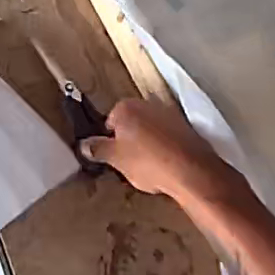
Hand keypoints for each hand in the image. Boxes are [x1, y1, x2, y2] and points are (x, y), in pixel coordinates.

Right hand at [83, 99, 248, 204]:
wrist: (190, 171)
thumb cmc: (149, 161)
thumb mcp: (115, 159)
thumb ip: (97, 149)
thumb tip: (84, 145)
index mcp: (125, 107)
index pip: (109, 122)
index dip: (110, 142)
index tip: (113, 157)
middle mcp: (146, 103)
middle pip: (130, 123)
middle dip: (129, 141)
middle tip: (129, 163)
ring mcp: (168, 113)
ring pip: (149, 129)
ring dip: (147, 144)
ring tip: (149, 168)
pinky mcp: (185, 127)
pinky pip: (167, 137)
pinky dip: (165, 148)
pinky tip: (165, 166)